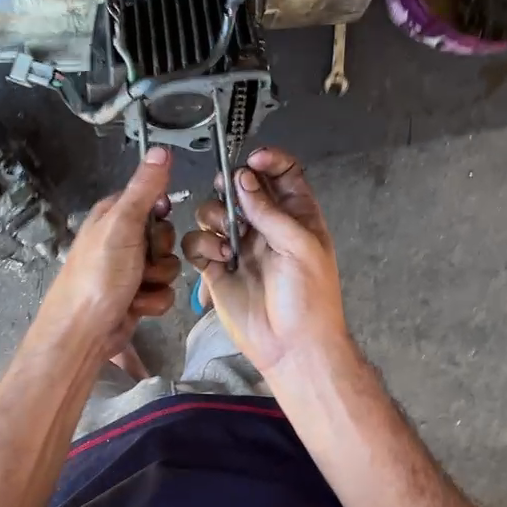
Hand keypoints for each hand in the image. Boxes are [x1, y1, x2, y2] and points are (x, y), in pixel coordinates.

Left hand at [36, 147, 180, 355]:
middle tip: (141, 262)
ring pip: (169, 267)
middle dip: (161, 254)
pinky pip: (164, 293)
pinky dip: (153, 301)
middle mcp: (121, 240)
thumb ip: (144, 190)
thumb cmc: (97, 276)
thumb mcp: (122, 225)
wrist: (84, 331)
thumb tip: (161, 150)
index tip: (156, 223)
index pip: (153, 202)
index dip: (160, 216)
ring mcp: (129, 270)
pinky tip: (135, 306)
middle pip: (166, 237)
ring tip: (135, 289)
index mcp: (113, 216)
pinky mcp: (137, 296)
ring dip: (157, 281)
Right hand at [181, 147, 350, 378]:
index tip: (252, 160)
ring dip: (215, 217)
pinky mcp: (215, 268)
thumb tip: (244, 179)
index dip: (268, 161)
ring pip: (213, 212)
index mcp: (296, 216)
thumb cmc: (310, 296)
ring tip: (229, 240)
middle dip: (230, 185)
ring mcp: (239, 246)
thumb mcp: (300, 246)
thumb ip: (270, 210)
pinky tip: (219, 257)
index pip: (283, 174)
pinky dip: (202, 244)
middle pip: (240, 188)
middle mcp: (265, 226)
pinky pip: (197, 243)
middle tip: (228, 192)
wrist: (292, 346)